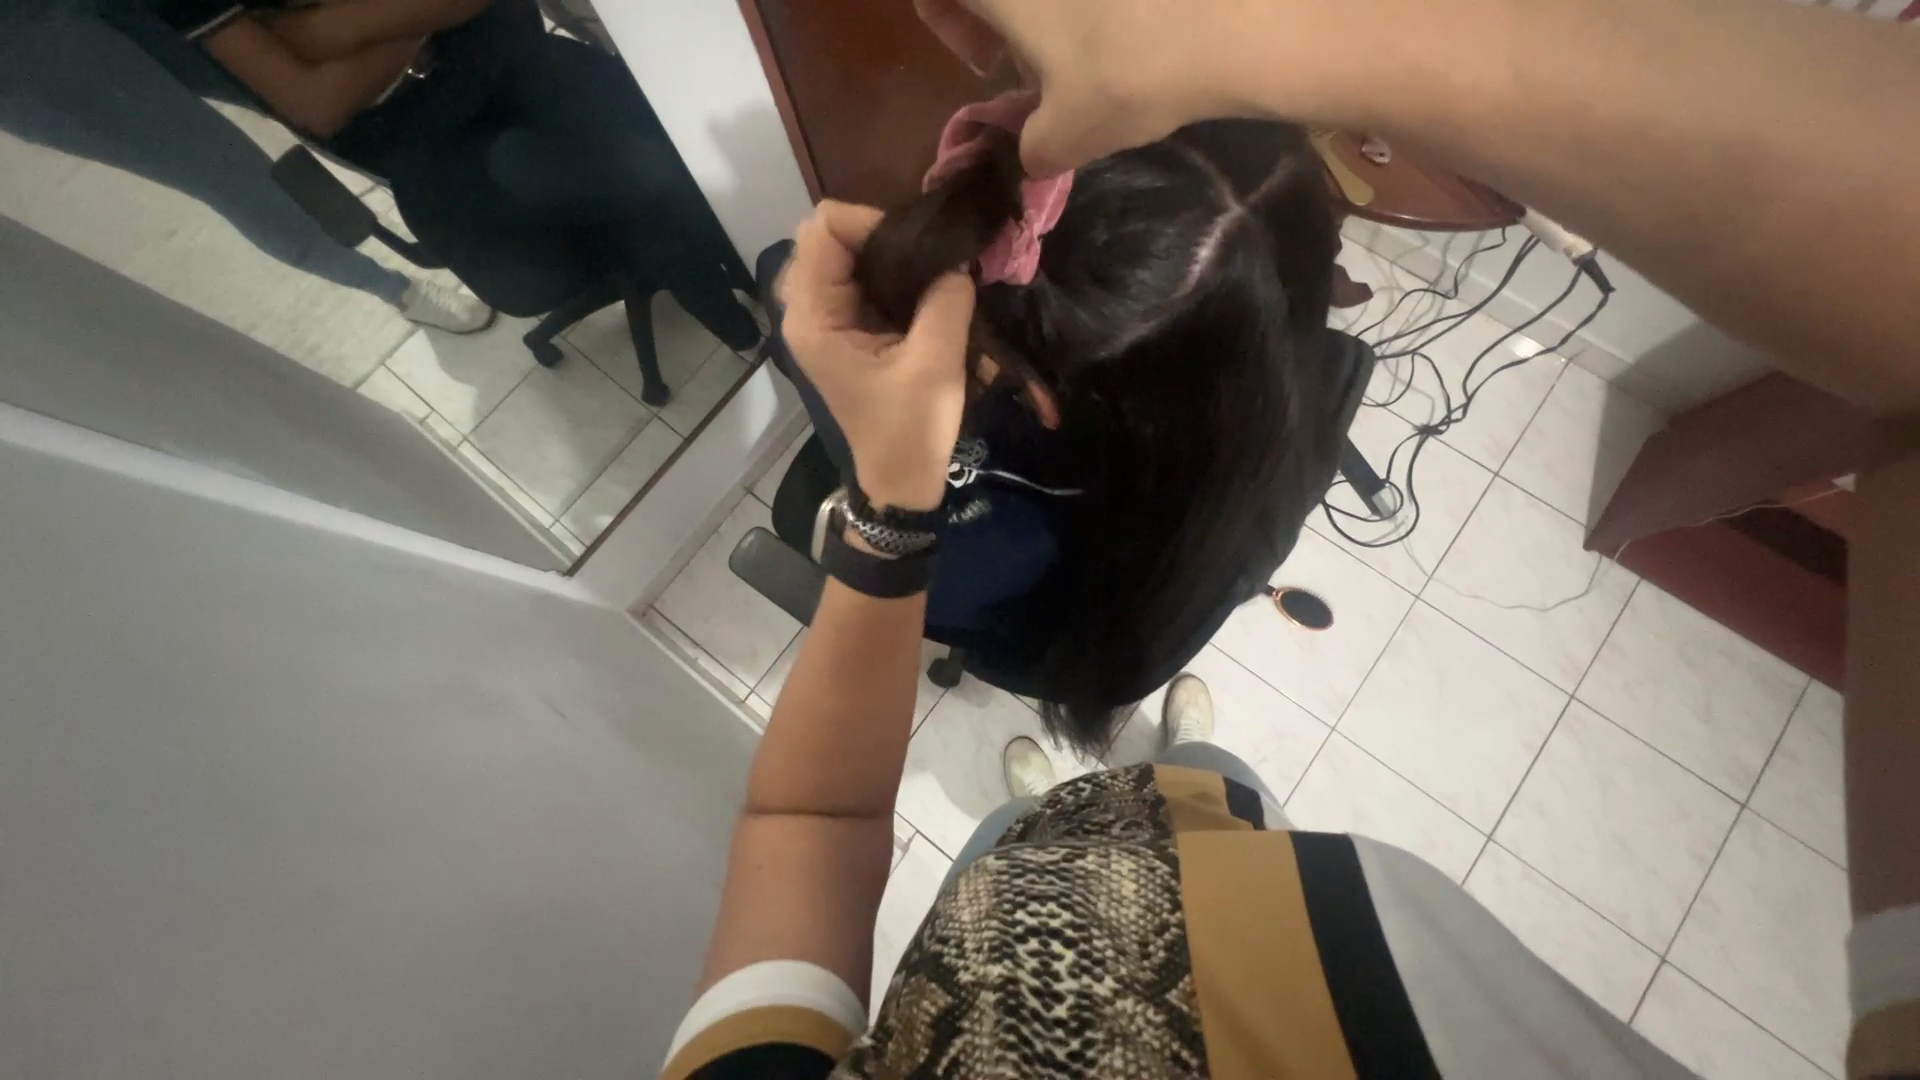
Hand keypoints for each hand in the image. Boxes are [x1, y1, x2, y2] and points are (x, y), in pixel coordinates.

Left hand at [778, 201, 973, 511]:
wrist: (901, 479)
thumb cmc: (911, 429)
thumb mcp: (935, 363)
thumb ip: (947, 300)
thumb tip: (957, 261)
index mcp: (814, 317)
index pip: (825, 227)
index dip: (873, 221)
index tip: (921, 249)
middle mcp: (808, 311)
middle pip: (833, 236)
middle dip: (884, 237)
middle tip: (930, 262)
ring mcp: (826, 321)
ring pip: (849, 256)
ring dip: (891, 258)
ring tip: (932, 276)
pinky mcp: (847, 331)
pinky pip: (863, 280)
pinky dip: (893, 277)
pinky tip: (924, 294)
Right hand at [915, 0, 1381, 174]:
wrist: (1235, 20)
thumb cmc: (1126, 75)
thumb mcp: (1064, 137)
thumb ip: (1030, 152)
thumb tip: (1030, 158)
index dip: (943, 19)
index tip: (985, 62)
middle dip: (998, 11)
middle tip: (1029, 57)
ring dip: (1047, 7)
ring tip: (1083, 45)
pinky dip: (1091, 4)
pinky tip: (1127, 22)